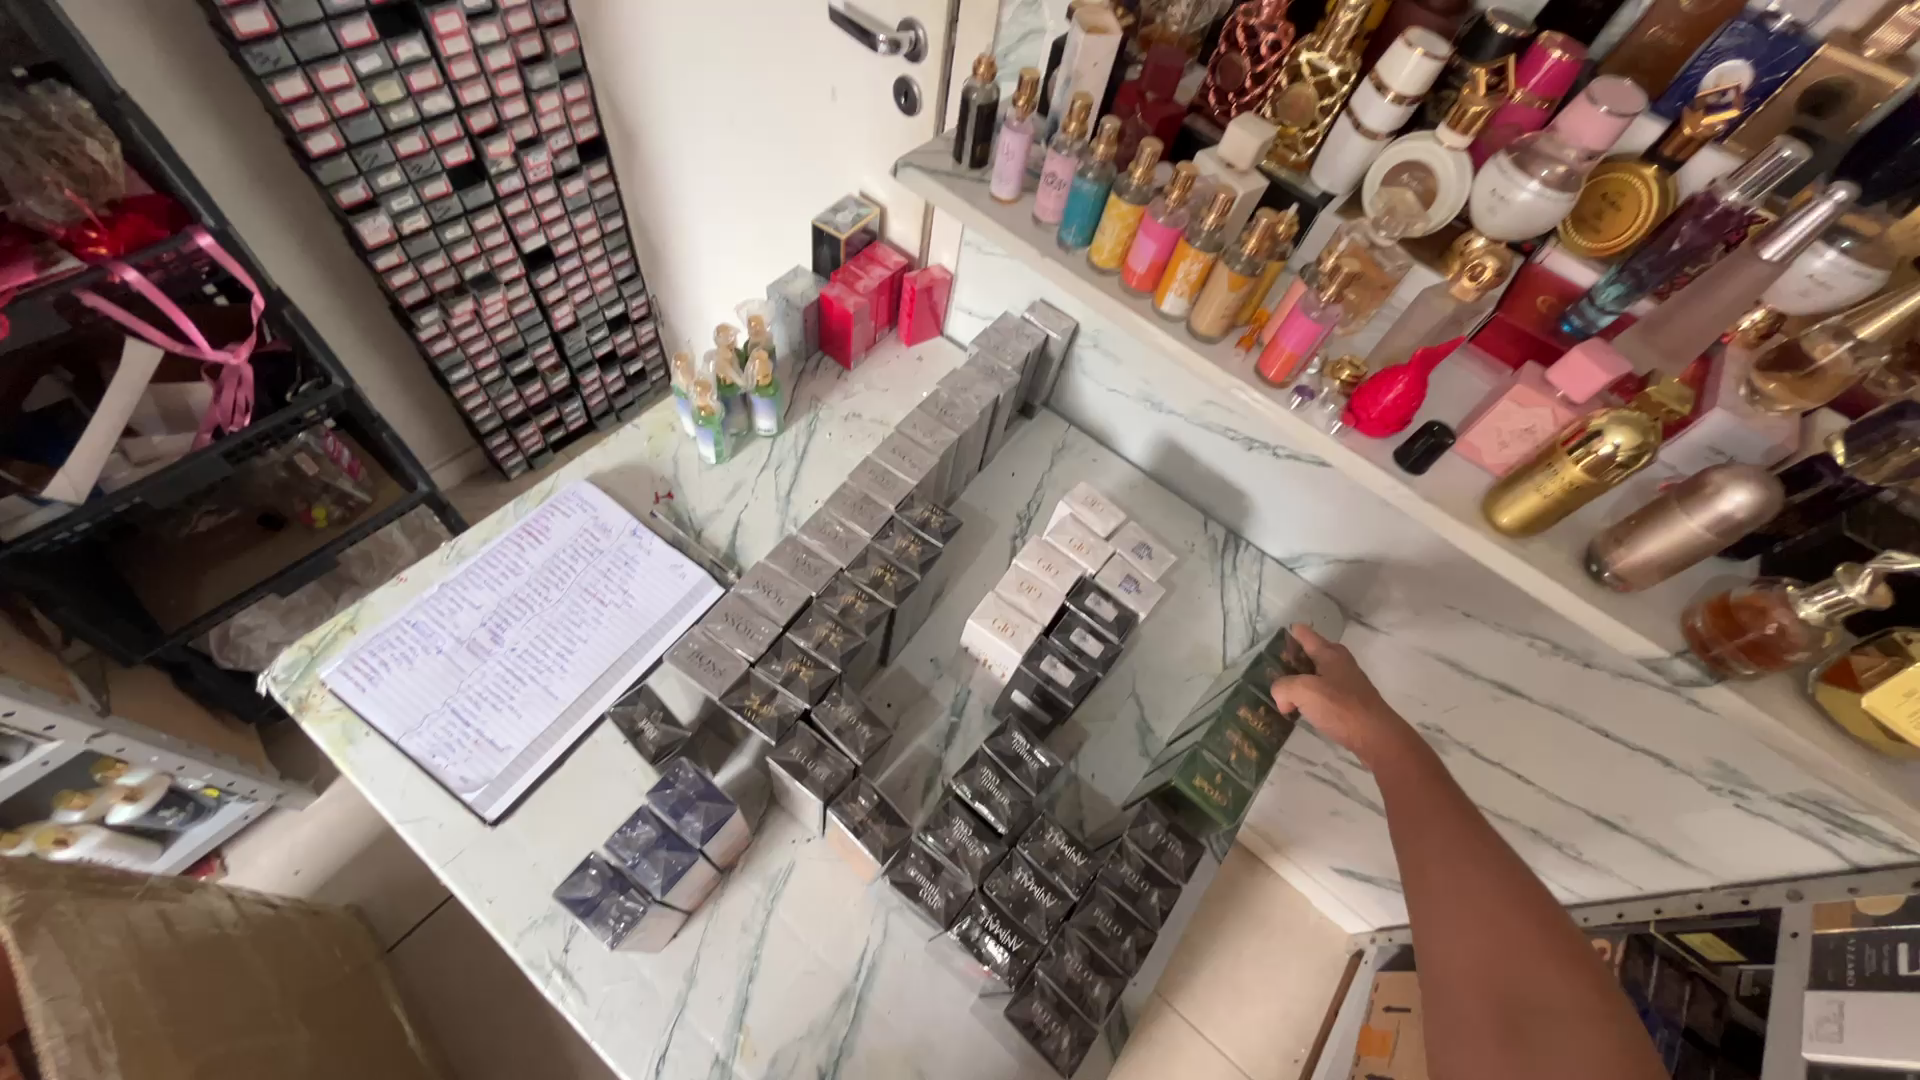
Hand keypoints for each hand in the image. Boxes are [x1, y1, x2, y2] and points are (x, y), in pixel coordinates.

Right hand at [1270, 623, 1418, 767]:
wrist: (1378, 738)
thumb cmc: (1341, 708)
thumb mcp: (1303, 691)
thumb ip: (1282, 688)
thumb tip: (1283, 699)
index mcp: (1329, 653)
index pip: (1302, 633)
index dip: (1284, 636)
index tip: (1268, 649)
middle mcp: (1339, 663)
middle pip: (1308, 654)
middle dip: (1289, 662)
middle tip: (1272, 676)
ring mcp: (1346, 682)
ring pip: (1315, 675)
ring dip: (1298, 683)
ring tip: (1283, 696)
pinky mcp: (1349, 702)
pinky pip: (1322, 693)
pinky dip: (1309, 698)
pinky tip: (1301, 711)